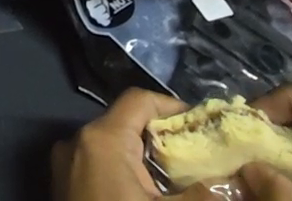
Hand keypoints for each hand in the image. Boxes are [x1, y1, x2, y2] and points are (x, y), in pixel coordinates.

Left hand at [53, 89, 192, 200]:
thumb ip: (202, 194)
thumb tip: (230, 182)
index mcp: (100, 138)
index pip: (138, 100)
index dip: (172, 107)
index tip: (203, 123)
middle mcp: (77, 140)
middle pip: (125, 124)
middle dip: (162, 137)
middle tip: (199, 156)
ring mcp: (64, 161)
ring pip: (111, 146)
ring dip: (143, 158)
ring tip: (178, 177)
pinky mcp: (61, 182)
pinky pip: (97, 164)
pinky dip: (122, 171)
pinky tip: (146, 191)